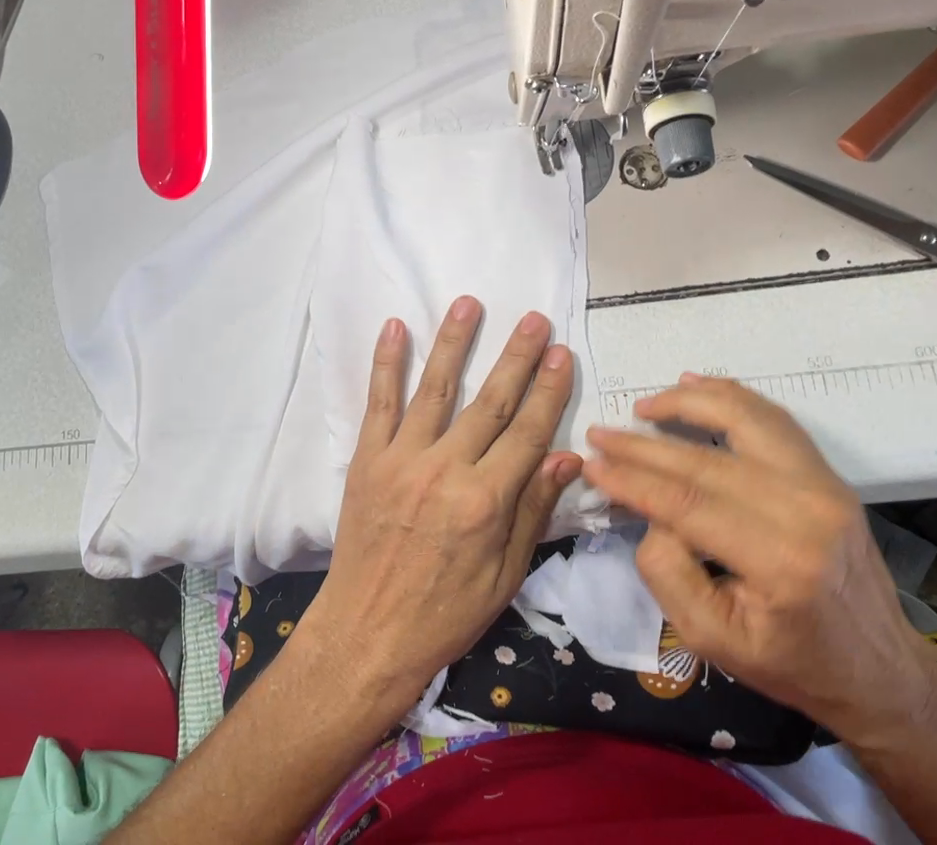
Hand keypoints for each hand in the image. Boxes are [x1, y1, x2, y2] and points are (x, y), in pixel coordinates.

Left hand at [300, 296, 582, 709]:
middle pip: (490, 403)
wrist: (368, 632)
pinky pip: (379, 404)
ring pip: (435, 390)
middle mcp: (446, 471)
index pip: (529, 433)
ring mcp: (402, 461)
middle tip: (533, 319)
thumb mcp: (505, 575)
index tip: (562, 354)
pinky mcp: (367, 461)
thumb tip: (569, 457)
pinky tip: (397, 328)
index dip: (550, 390)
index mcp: (487, 502)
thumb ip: (534, 511)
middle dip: (516, 358)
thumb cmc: (446, 613)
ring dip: (454, 344)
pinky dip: (387, 364)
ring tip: (470, 303)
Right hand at [583, 376, 936, 749]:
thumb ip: (668, 571)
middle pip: (708, 459)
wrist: (876, 669)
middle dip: (644, 444)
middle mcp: (807, 511)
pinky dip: (732, 397)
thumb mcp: (710, 638)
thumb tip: (651, 513)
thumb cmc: (789, 663)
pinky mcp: (828, 477)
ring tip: (644, 405)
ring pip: (747, 420)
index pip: (686, 502)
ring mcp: (824, 486)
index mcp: (778, 561)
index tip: (590, 463)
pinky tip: (696, 385)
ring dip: (689, 402)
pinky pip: (775, 421)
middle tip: (599, 433)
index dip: (632, 479)